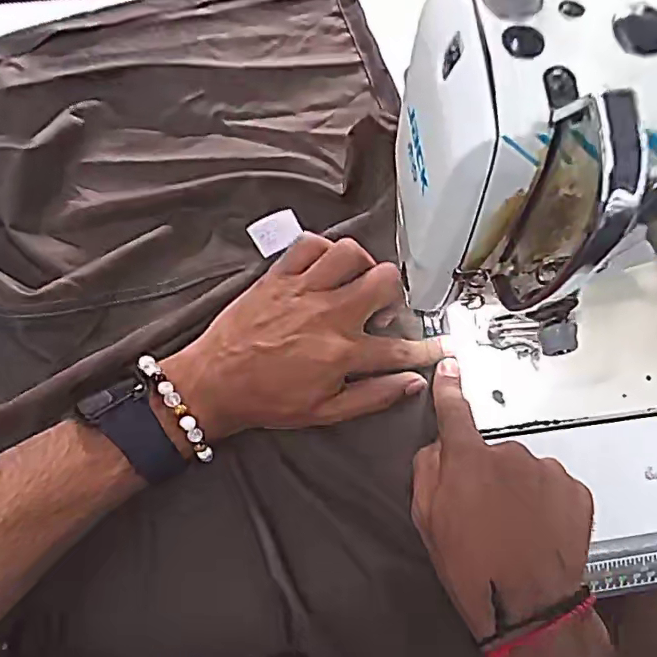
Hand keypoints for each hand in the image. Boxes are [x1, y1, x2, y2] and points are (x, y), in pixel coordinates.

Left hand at [163, 235, 442, 437]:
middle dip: (393, 295)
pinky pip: (309, 245)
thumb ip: (373, 396)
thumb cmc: (265, 400)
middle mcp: (327, 315)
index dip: (428, 348)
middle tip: (379, 311)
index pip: (399, 348)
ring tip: (354, 284)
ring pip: (351, 253)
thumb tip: (410, 384)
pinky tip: (324, 268)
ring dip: (362, 266)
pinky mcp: (277, 278)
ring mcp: (302, 291)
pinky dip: (323, 250)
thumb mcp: (325, 412)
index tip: (442, 345)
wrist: (214, 384)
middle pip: (385, 283)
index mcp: (341, 353)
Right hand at [410, 357, 594, 639]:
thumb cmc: (474, 570)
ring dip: (518, 491)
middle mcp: (510, 456)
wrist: (528, 607)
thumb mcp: (428, 522)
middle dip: (487, 475)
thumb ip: (427, 473)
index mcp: (468, 461)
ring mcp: (547, 471)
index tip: (450, 369)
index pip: (454, 412)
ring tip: (513, 531)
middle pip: (492, 452)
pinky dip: (544, 503)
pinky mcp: (575, 490)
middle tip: (484, 516)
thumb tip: (437, 450)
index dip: (449, 389)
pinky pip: (552, 485)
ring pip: (524, 470)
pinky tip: (536, 531)